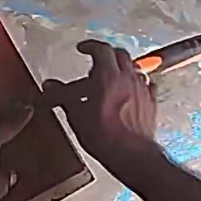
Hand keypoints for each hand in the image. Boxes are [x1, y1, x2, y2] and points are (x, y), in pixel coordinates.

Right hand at [43, 40, 160, 172]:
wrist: (131, 154)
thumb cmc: (104, 135)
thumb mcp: (75, 114)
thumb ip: (62, 96)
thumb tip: (49, 86)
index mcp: (107, 76)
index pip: (101, 49)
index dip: (90, 46)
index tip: (82, 48)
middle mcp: (127, 78)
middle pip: (119, 54)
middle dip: (106, 53)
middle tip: (96, 59)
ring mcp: (142, 89)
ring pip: (133, 67)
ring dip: (121, 67)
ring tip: (110, 75)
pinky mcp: (151, 102)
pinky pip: (146, 84)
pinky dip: (136, 82)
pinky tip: (130, 91)